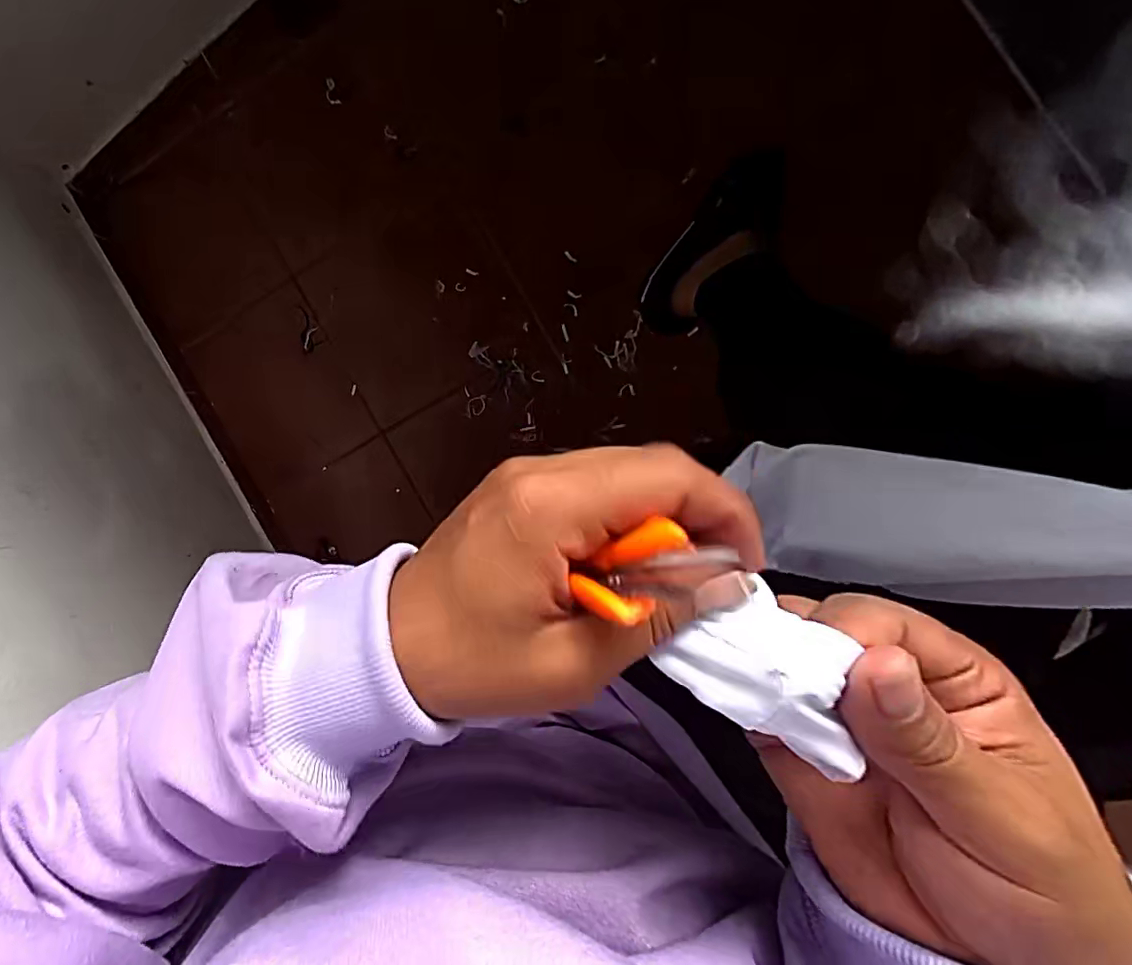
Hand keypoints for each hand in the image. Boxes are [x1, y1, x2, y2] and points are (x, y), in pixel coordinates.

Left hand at [388, 445, 764, 719]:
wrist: (386, 646)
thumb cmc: (470, 665)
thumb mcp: (572, 663)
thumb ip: (654, 616)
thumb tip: (722, 585)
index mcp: (549, 506)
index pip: (667, 477)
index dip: (724, 513)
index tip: (745, 567)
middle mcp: (541, 470)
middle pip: (653, 465)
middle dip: (698, 517)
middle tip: (710, 579)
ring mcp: (529, 471)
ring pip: (630, 472)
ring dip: (663, 519)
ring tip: (666, 579)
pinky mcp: (523, 485)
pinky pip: (599, 485)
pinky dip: (628, 519)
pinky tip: (622, 565)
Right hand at [757, 594, 1131, 964]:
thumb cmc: (1044, 887)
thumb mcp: (1001, 818)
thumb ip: (932, 743)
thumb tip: (882, 666)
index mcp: (952, 677)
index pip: (884, 624)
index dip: (847, 634)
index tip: (828, 670)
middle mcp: (887, 687)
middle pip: (821, 632)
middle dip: (793, 647)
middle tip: (783, 681)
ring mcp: (841, 722)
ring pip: (783, 667)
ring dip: (763, 675)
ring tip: (766, 703)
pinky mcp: (803, 759)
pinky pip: (765, 719)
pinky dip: (749, 713)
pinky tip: (756, 721)